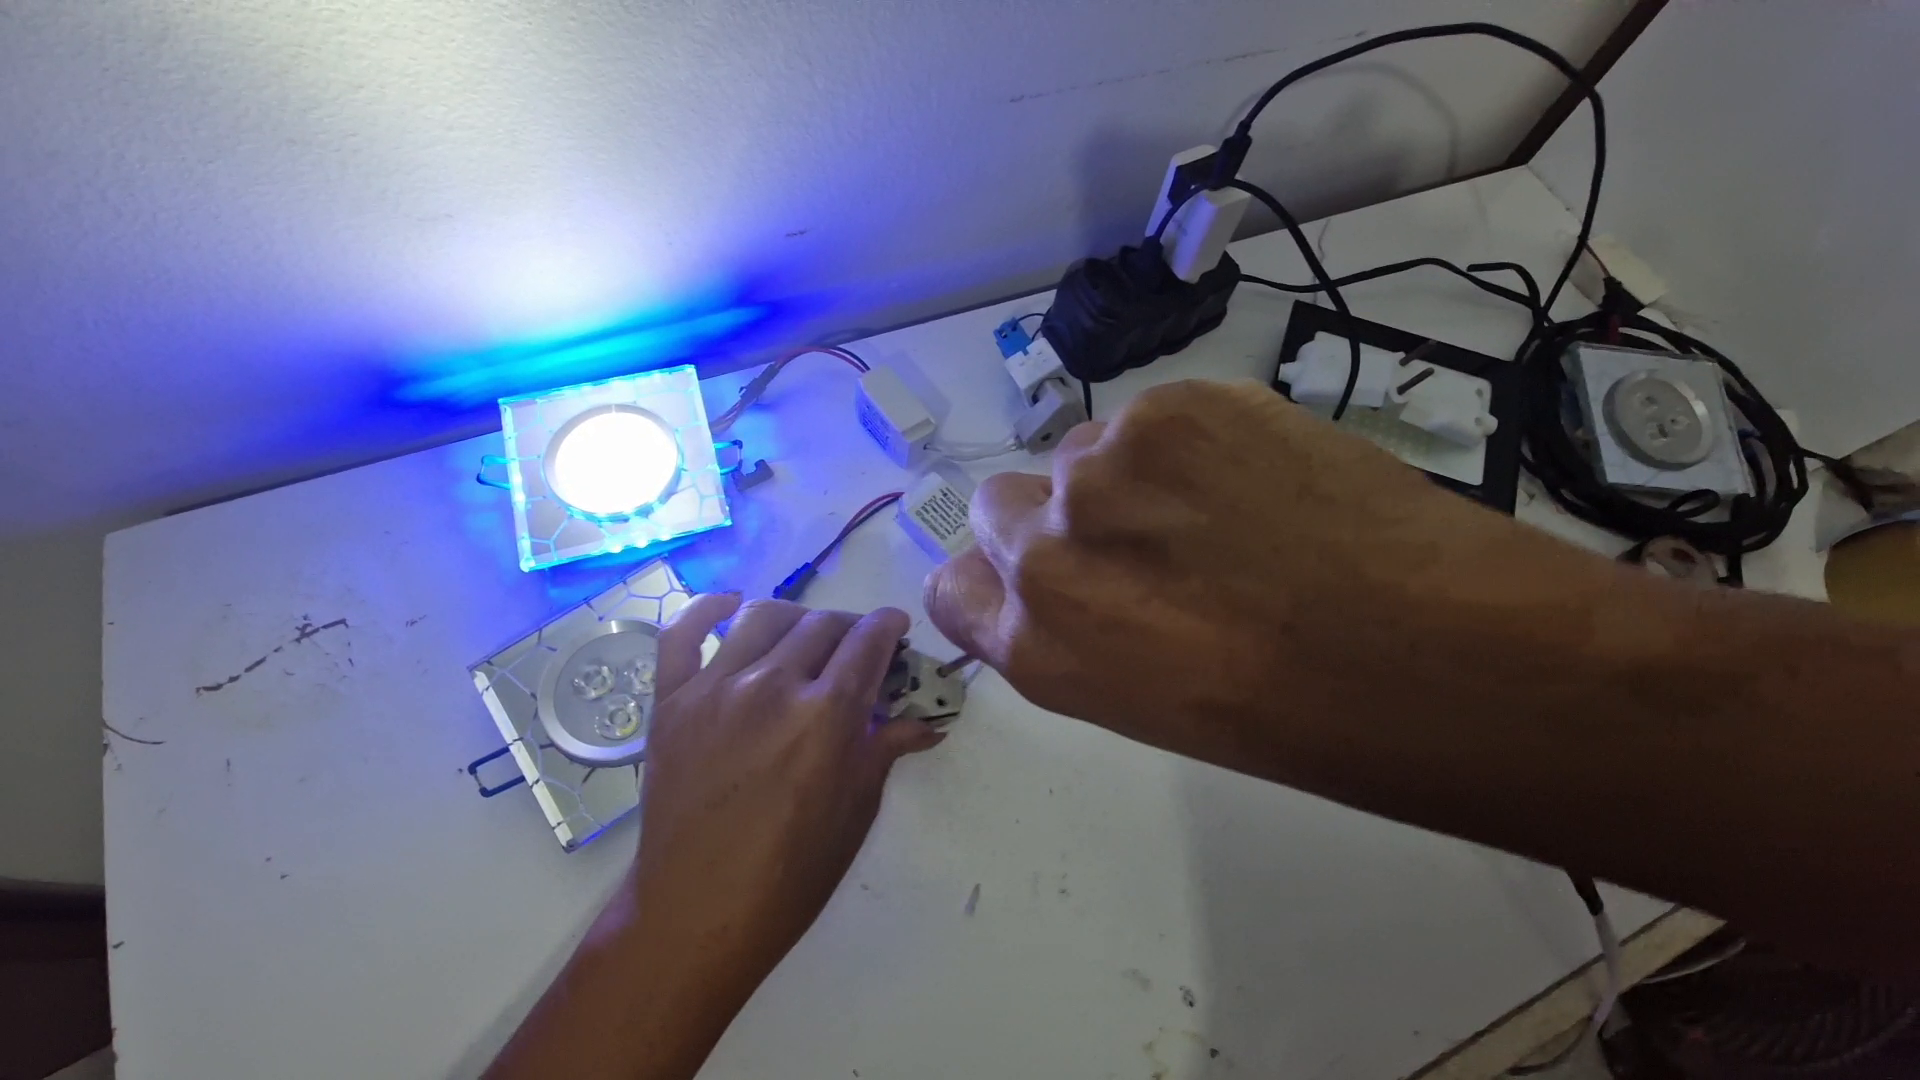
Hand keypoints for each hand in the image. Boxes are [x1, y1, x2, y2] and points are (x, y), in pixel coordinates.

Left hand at [628, 595, 944, 1007]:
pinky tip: (731, 605)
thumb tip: (929, 722)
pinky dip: (707, 609)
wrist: (698, 911)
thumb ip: (887, 749)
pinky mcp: (670, 701)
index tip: (896, 629)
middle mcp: (773, 685)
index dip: (889, 626)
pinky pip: (682, 634)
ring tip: (806, 637)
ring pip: (763, 617)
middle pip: (822, 624)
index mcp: (827, 714)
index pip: (868, 641)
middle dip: (851, 626)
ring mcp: (715, 688)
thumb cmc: (791, 872)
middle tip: (857, 648)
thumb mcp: (856, 810)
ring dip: (796, 617)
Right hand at [922, 378, 1594, 778]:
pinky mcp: (1174, 407)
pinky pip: (1146, 419)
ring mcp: (1105, 469)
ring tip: (1219, 512)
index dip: (992, 578)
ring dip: (1125, 479)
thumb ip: (1075, 635)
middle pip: (1000, 504)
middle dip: (1054, 521)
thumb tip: (1063, 580)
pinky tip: (1253, 478)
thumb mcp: (1144, 702)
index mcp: (1034, 646)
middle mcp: (1044, 550)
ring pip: (1080, 454)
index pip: (952, 586)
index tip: (1038, 575)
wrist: (1433, 651)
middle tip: (1137, 538)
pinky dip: (1184, 444)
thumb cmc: (1291, 718)